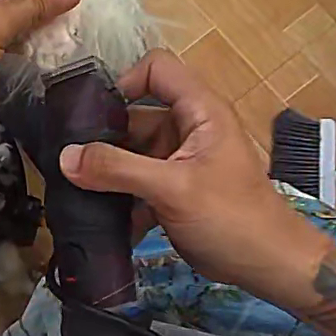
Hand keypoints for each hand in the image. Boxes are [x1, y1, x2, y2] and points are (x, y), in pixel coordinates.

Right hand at [58, 49, 331, 308]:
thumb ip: (118, 170)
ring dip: (107, 174)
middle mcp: (188, 130)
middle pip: (135, 118)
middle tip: (67, 163)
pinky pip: (137, 185)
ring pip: (132, 156)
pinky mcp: (174, 193)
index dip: (124, 81)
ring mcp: (180, 163)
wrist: (268, 266)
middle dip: (103, 139)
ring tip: (75, 192)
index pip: (157, 69)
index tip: (93, 115)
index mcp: (199, 111)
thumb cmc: (231, 218)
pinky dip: (120, 200)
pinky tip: (101, 221)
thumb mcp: (172, 189)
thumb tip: (66, 157)